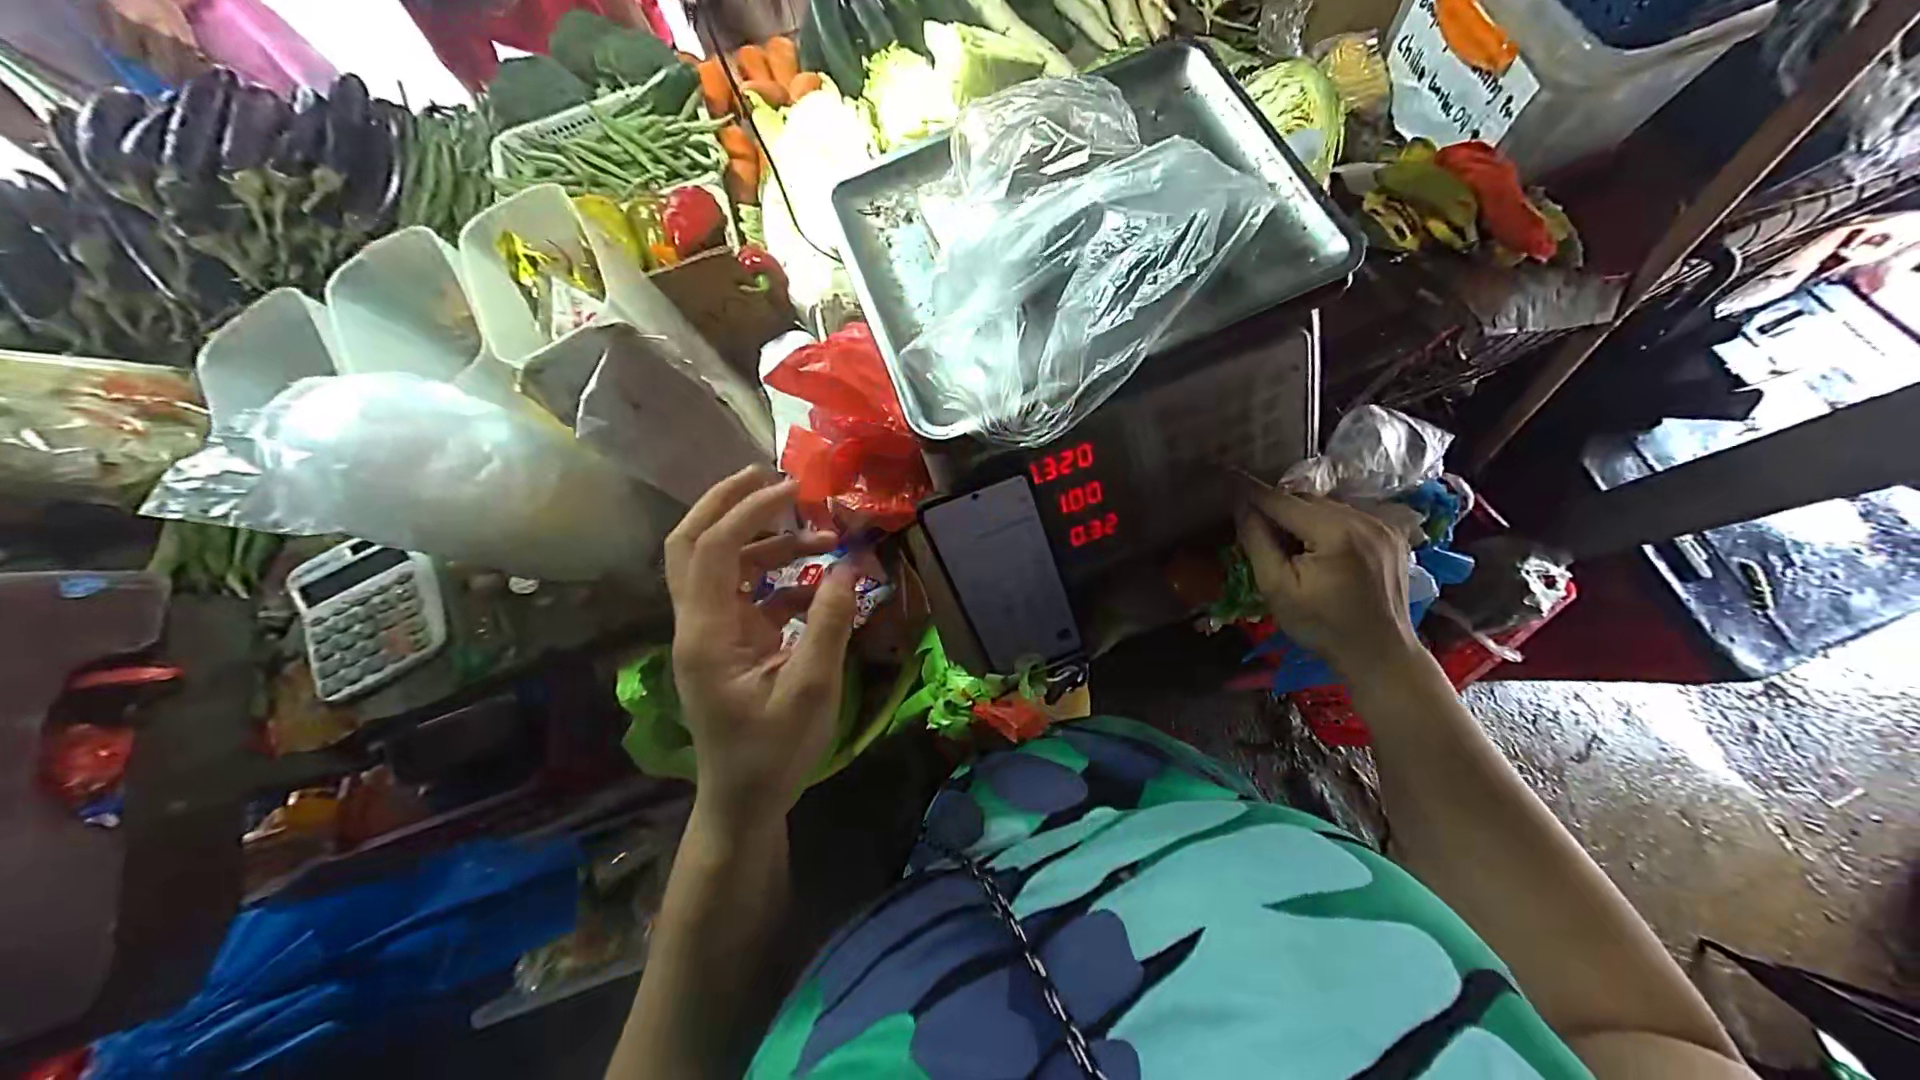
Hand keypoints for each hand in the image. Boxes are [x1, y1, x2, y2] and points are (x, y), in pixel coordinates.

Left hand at [665, 466, 855, 833]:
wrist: (744, 800)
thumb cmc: (773, 753)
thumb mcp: (811, 690)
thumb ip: (830, 623)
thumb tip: (852, 565)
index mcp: (706, 634)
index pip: (714, 550)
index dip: (750, 511)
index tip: (793, 490)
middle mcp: (697, 623)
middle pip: (692, 544)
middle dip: (729, 503)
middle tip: (773, 476)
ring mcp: (711, 631)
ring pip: (722, 565)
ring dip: (766, 542)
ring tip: (822, 535)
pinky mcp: (729, 641)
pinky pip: (749, 592)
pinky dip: (779, 576)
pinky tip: (820, 582)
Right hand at [1236, 488, 1419, 675]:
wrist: (1379, 654)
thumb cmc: (1322, 626)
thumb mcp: (1277, 588)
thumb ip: (1257, 541)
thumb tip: (1241, 505)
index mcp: (1336, 532)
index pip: (1281, 501)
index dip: (1250, 490)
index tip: (1225, 474)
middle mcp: (1364, 519)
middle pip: (1305, 500)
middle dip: (1277, 509)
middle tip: (1256, 530)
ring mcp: (1382, 526)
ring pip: (1326, 506)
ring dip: (1301, 516)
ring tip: (1289, 546)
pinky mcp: (1391, 535)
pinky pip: (1347, 517)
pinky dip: (1325, 524)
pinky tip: (1317, 550)